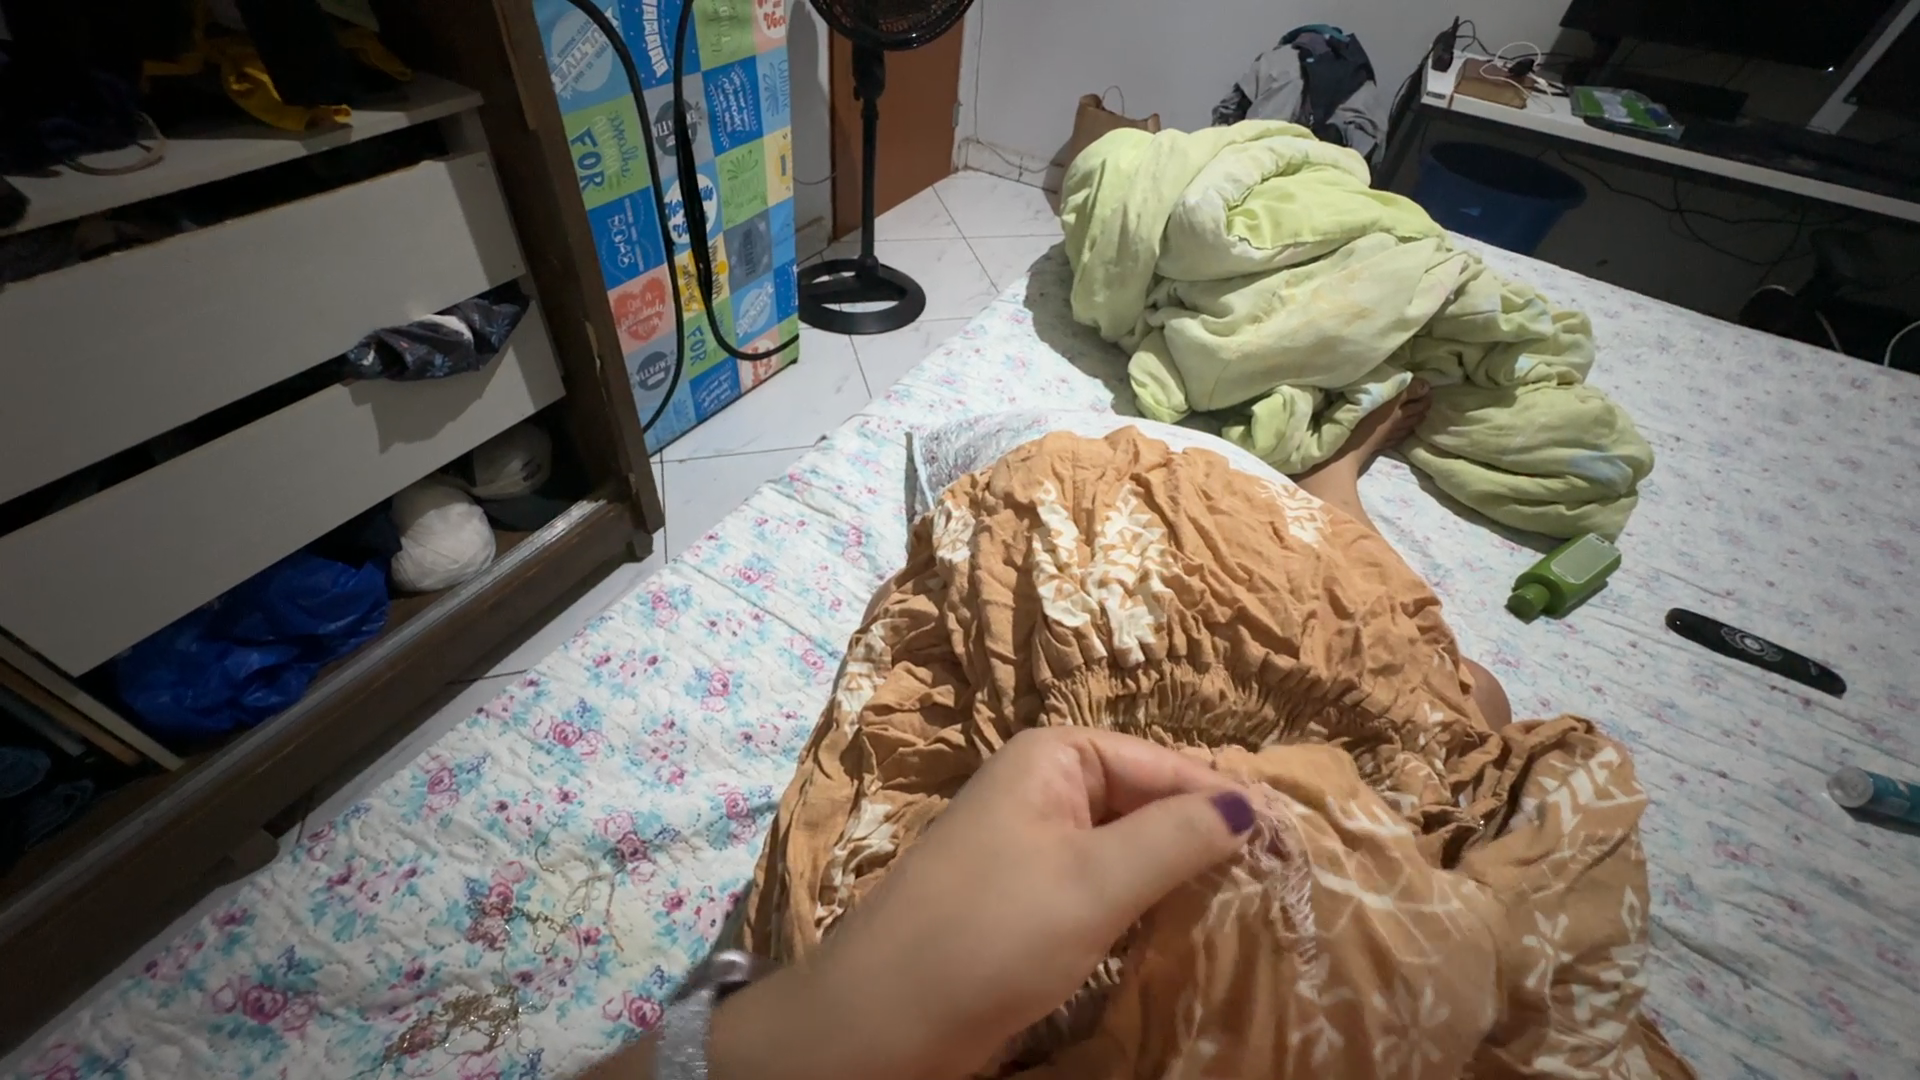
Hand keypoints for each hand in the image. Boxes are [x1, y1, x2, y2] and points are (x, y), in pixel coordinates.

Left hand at [712, 727, 1256, 1079]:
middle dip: (1202, 832)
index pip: (1162, 764)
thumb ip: (1176, 836)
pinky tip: (1178, 917)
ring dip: (1175, 865)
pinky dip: (1140, 893)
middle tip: (1279, 872)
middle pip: (1143, 797)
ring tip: (1244, 893)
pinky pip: (1100, 875)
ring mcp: (1031, 837)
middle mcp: (1042, 784)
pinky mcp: (1026, 889)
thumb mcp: (1095, 878)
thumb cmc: (994, 929)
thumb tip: (1248, 806)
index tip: (1294, 838)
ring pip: (1124, 840)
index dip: (1225, 799)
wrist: (885, 1014)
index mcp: (1054, 756)